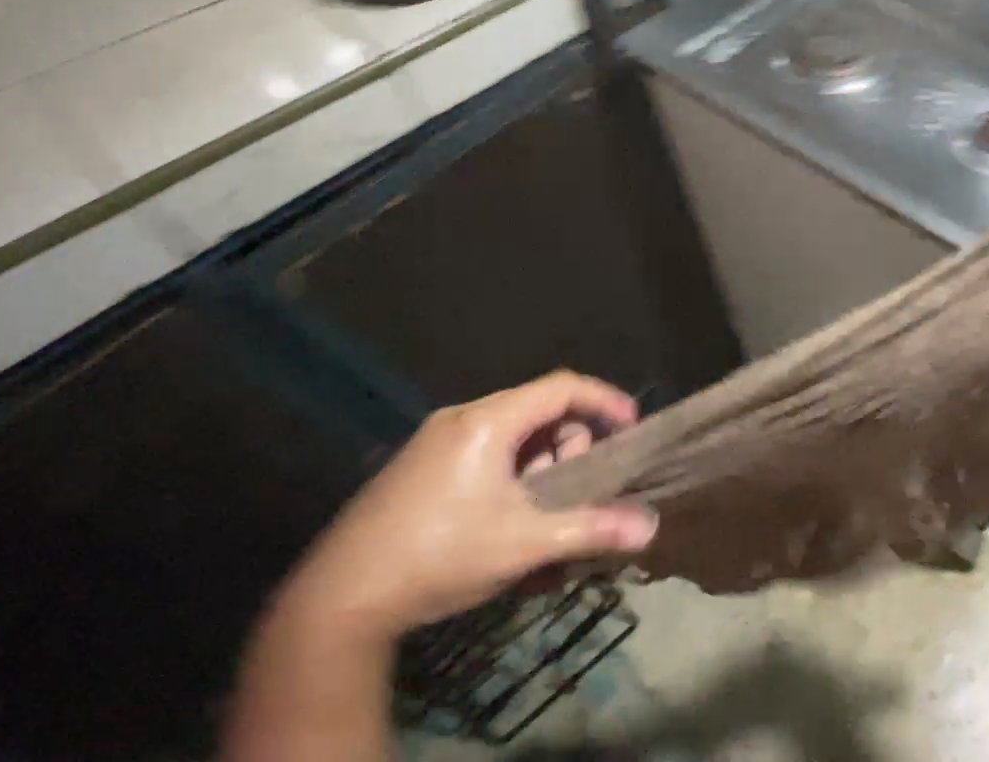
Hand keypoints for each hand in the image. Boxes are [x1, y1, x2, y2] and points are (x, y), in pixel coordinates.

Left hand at [279, 372, 658, 639]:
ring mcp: (435, 442)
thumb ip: (591, 529)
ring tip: (540, 514)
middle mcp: (460, 419)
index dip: (604, 401)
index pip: (562, 387)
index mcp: (487, 422)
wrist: (337, 600)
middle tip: (573, 490)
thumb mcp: (525, 544)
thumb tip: (651, 528)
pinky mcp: (420, 467)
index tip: (631, 428)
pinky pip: (486, 451)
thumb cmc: (440, 556)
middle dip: (570, 446)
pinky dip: (512, 473)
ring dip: (541, 465)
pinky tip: (507, 518)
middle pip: (539, 410)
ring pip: (513, 433)